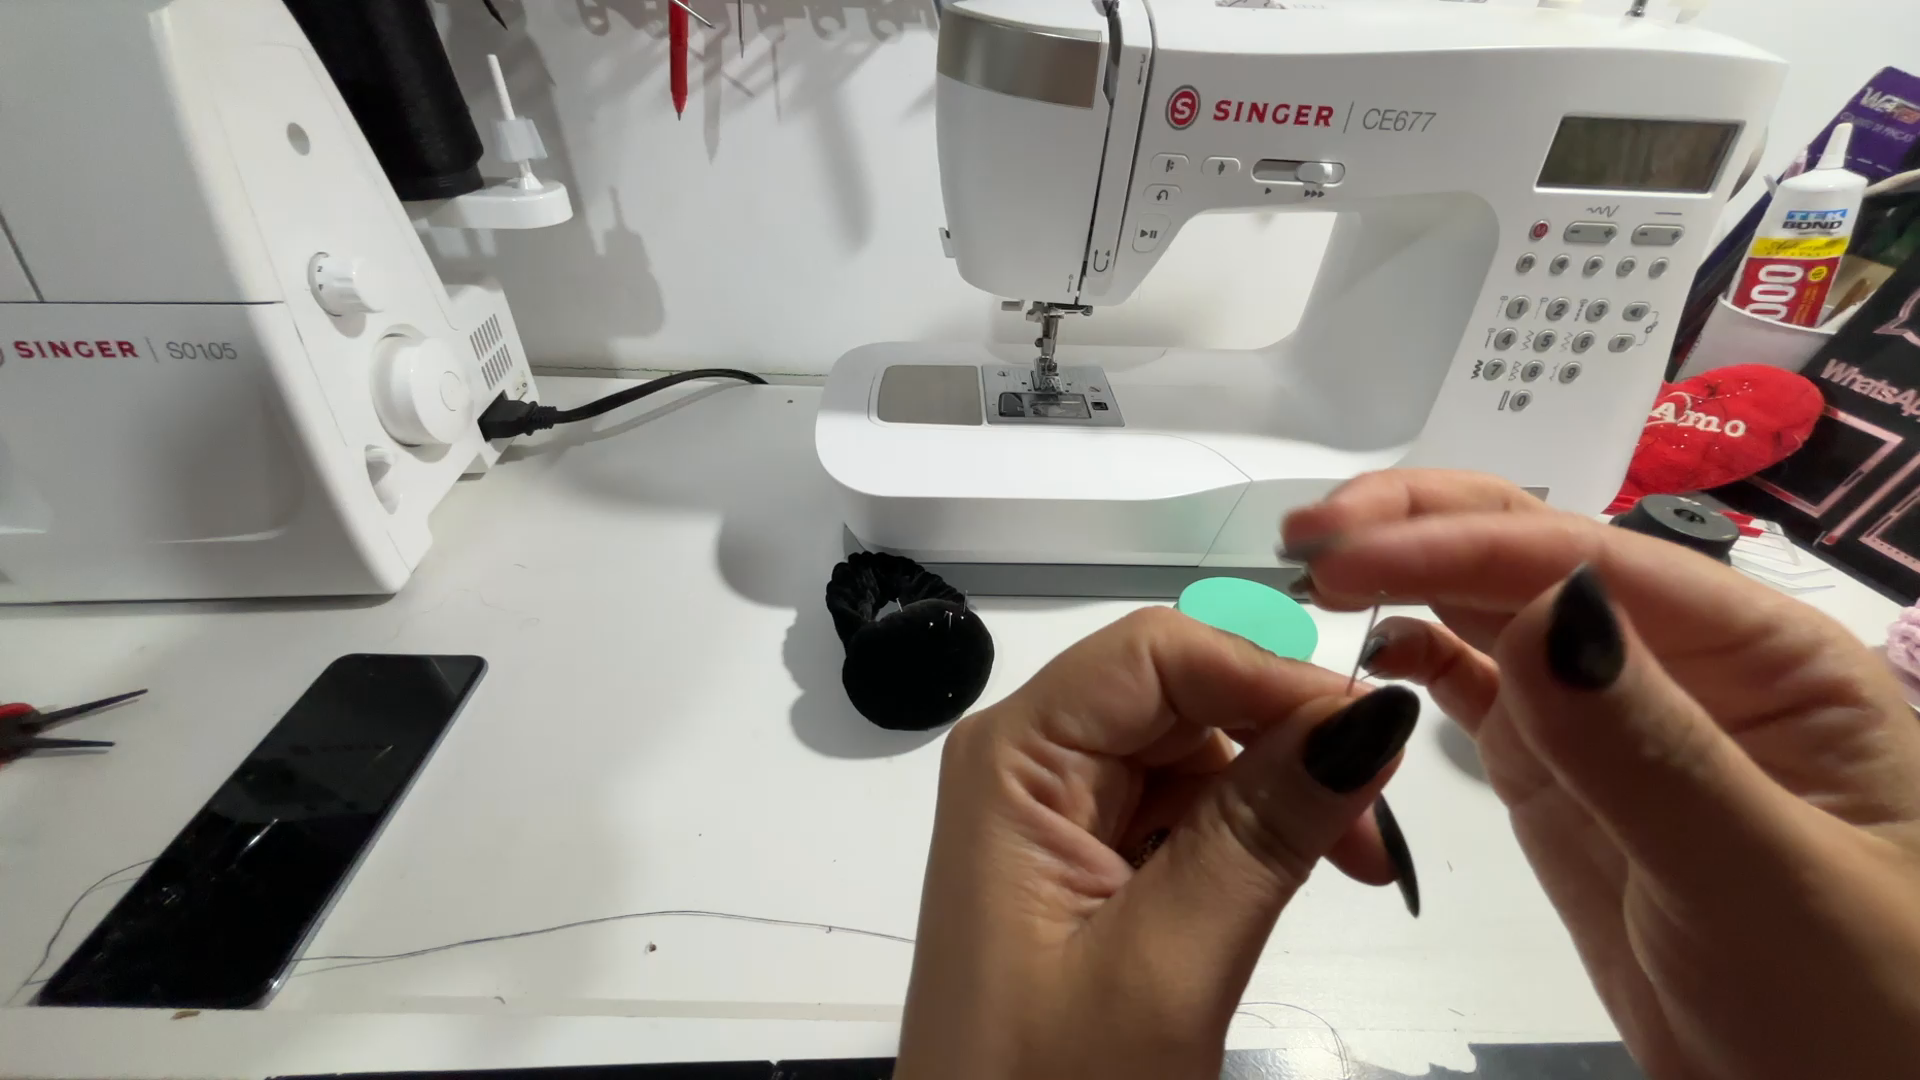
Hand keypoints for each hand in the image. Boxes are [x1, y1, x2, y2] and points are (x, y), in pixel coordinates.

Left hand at [894, 609, 1419, 1079]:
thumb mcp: (1166, 966)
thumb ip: (1263, 829)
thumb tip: (1371, 716)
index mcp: (1016, 753)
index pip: (1150, 654)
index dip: (1260, 670)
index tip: (1371, 727)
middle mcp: (1027, 753)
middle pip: (1169, 689)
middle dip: (1276, 732)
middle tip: (1372, 813)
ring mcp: (1052, 797)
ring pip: (1184, 740)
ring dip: (1272, 781)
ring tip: (1349, 857)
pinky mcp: (1079, 842)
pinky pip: (1174, 796)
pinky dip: (1242, 820)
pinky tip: (1290, 862)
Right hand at [1282, 469, 1919, 1079]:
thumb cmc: (1856, 1020)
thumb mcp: (1765, 887)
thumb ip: (1648, 746)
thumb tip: (1540, 611)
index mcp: (1753, 650)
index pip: (1576, 559)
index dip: (1447, 544)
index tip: (1339, 558)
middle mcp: (1662, 651)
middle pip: (1520, 545)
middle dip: (1407, 523)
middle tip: (1307, 534)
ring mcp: (1588, 701)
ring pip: (1477, 597)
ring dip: (1392, 568)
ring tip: (1312, 570)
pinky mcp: (1537, 748)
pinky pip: (1458, 673)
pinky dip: (1402, 647)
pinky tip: (1365, 648)